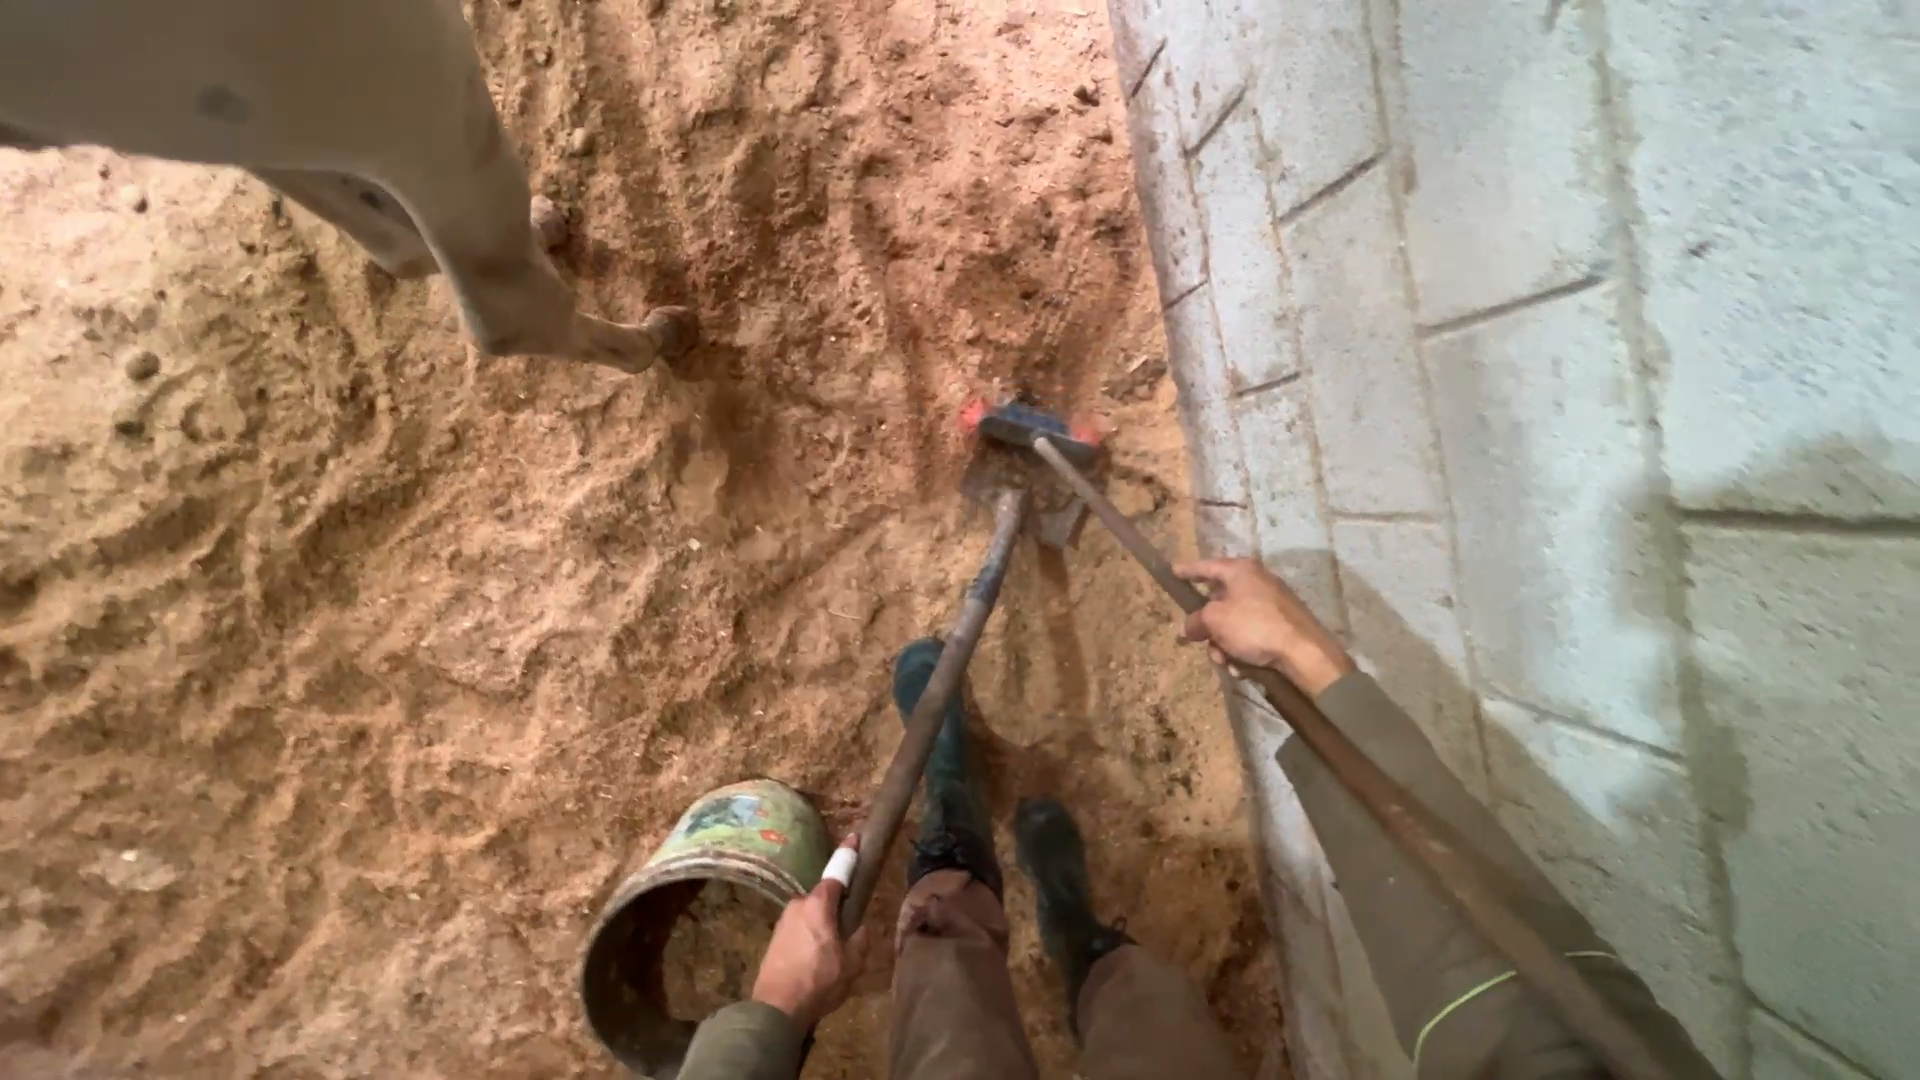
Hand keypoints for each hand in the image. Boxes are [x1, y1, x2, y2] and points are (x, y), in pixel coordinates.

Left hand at [750, 836, 869, 1030]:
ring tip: (828, 957)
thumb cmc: (818, 981)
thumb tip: (860, 929)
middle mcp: (798, 905)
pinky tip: (812, 964)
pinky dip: (807, 941)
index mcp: (819, 904)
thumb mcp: (852, 963)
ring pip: (809, 917)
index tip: (854, 836)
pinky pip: (798, 932)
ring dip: (820, 928)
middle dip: (834, 910)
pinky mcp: (774, 941)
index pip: (837, 871)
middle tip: (845, 933)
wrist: (775, 1011)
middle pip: (822, 899)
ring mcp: (782, 922)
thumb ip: (860, 940)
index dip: (848, 853)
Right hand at [1174, 558, 1354, 695]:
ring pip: (1233, 623)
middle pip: (1219, 601)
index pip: (1206, 566)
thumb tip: (1190, 627)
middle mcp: (1257, 581)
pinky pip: (1251, 634)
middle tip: (1200, 641)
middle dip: (1208, 627)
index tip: (1173, 572)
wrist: (1305, 652)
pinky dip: (1242, 650)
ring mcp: (1272, 603)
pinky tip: (1243, 667)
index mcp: (1240, 570)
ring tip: (1227, 662)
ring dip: (1224, 644)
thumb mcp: (1215, 621)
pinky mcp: (1282, 624)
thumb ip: (1196, 620)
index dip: (1187, 570)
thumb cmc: (1254, 626)